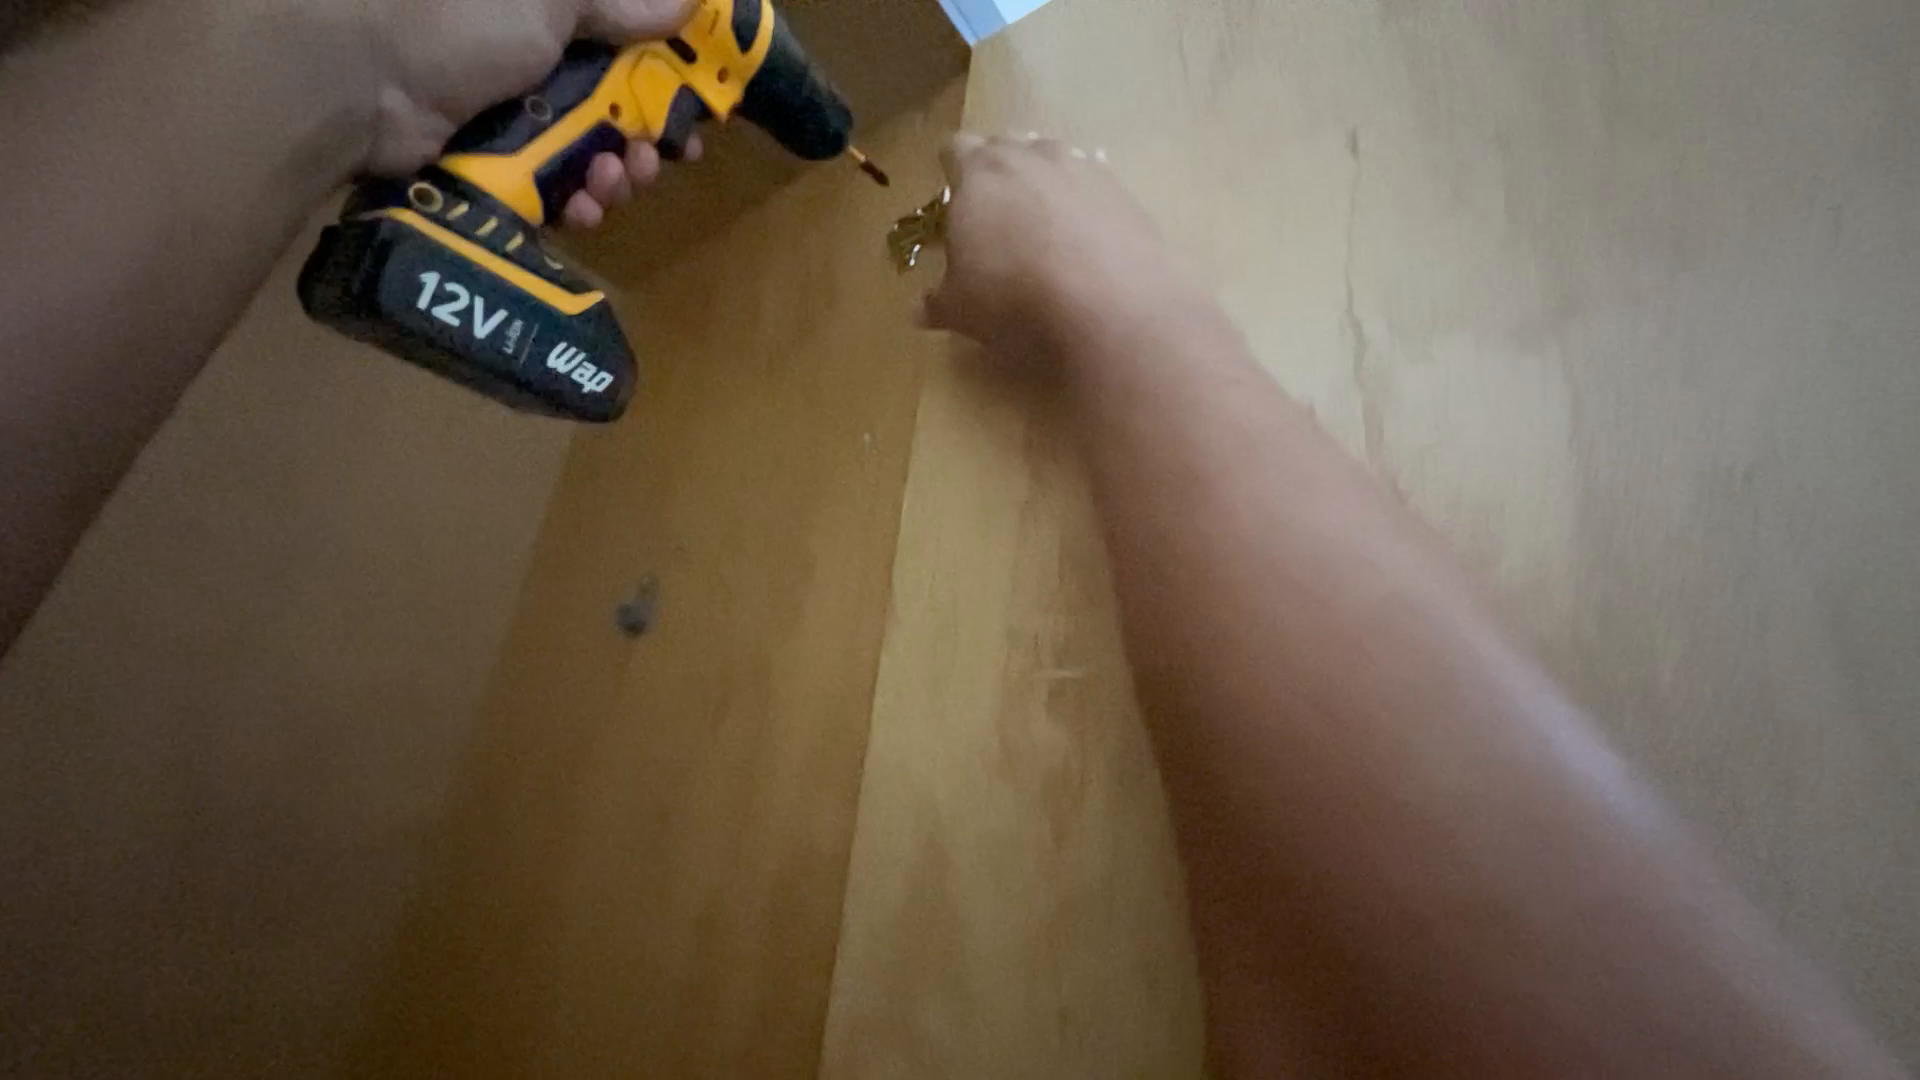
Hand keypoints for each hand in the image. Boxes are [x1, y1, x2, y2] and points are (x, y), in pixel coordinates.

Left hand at [359, 0, 702, 228]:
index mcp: (551, 14)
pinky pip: (561, 190)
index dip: (670, 74)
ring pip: (595, 156)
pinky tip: (583, 205)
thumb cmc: (453, 17)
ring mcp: (521, 114)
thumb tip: (685, 0)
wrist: (356, 80)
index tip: (699, 104)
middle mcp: (540, 59)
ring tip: (614, 182)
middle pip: (620, 107)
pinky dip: (579, 203)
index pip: (627, 41)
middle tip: (663, 159)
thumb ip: (615, 0)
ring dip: (618, 177)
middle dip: (648, 139)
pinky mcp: (505, 163)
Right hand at [919, 134, 1178, 359]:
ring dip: (1043, 183)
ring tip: (1042, 227)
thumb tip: (918, 311)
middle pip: (1006, 146)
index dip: (951, 171)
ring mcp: (1082, 167)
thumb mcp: (961, 310)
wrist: (1106, 308)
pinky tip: (1084, 240)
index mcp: (979, 173)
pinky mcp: (1123, 192)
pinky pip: (1094, 185)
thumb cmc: (1013, 300)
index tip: (952, 195)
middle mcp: (1030, 156)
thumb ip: (937, 302)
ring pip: (1053, 159)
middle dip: (997, 174)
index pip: (955, 149)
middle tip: (995, 216)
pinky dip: (1083, 205)